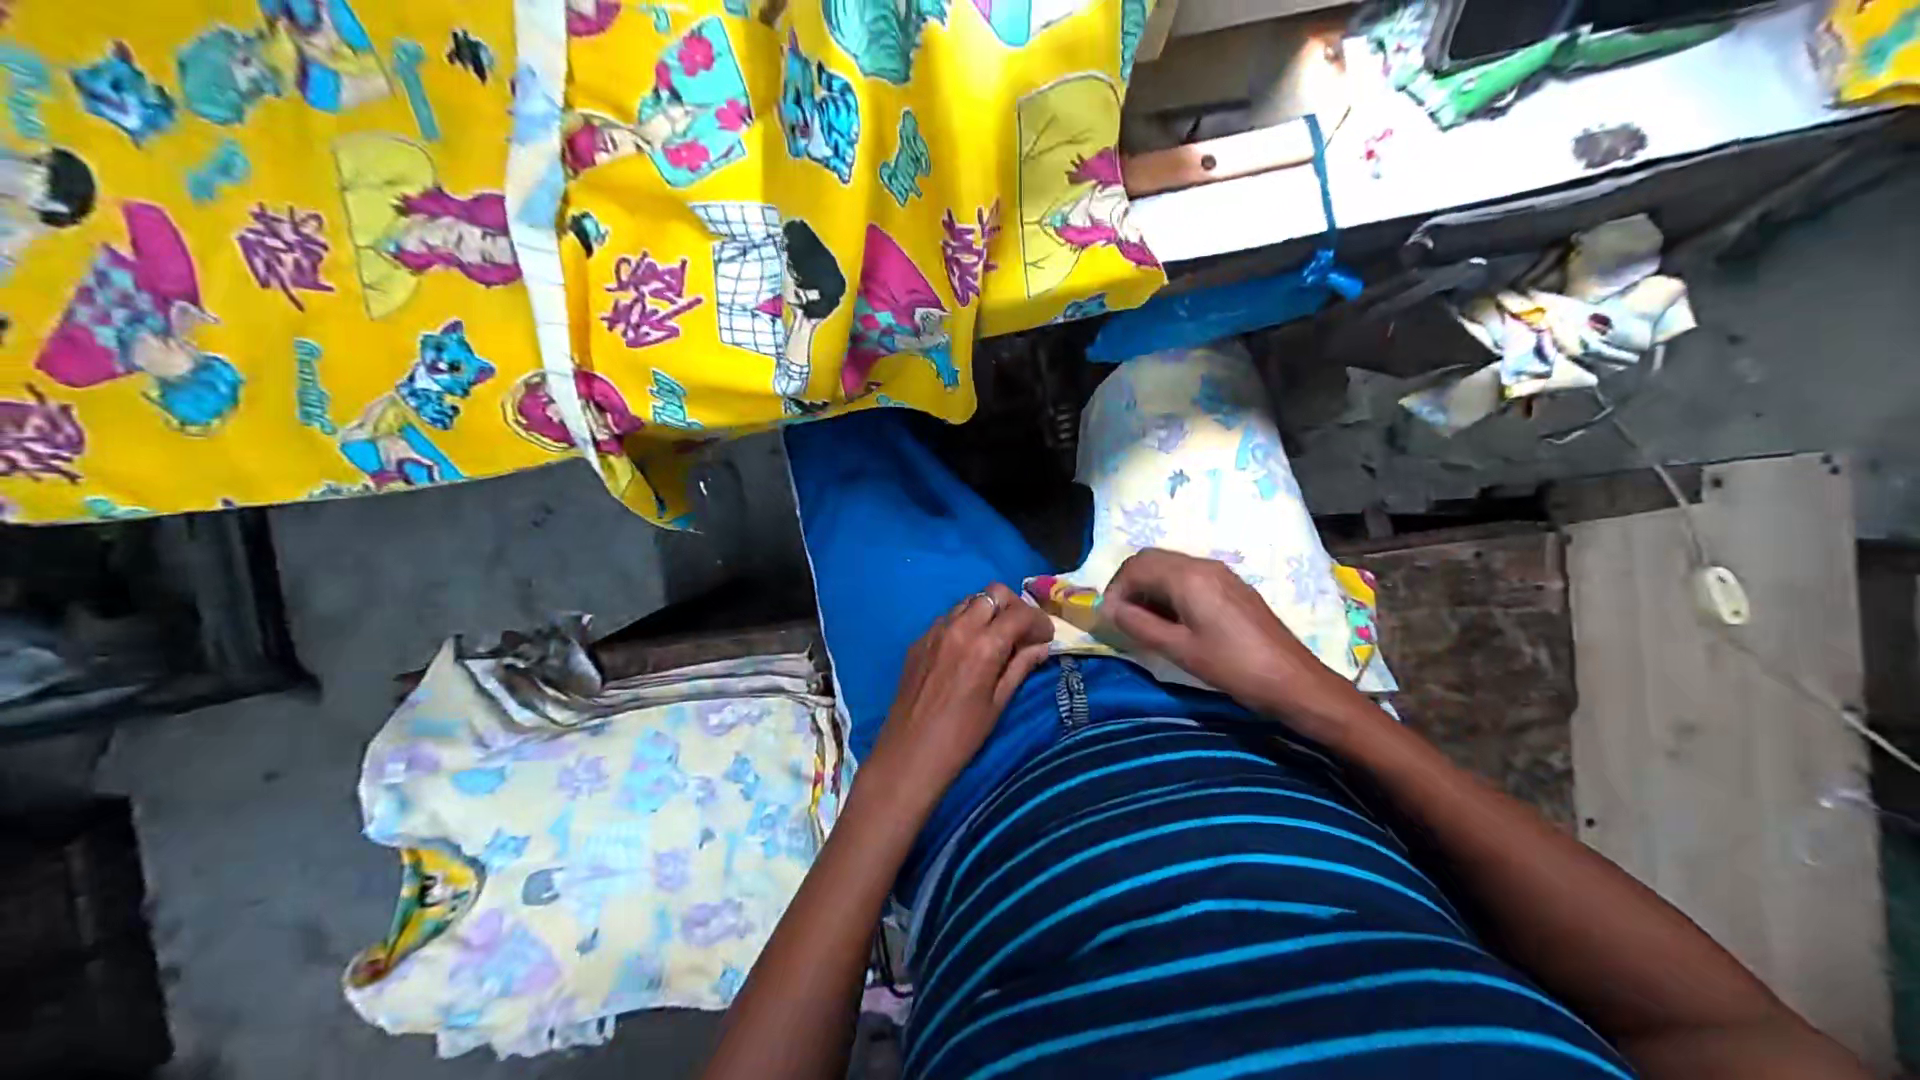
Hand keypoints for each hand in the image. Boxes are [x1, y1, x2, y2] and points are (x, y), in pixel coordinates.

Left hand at [860, 584, 1054, 817]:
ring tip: (996, 638)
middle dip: (1014, 607)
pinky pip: (948, 618)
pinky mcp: (918, 640)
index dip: (1039, 621)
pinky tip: (968, 649)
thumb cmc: (961, 736)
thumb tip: (1041, 646)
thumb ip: (1021, 666)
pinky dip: (965, 623)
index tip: (1045, 637)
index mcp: (984, 645)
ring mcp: (934, 631)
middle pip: (994, 593)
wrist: (909, 753)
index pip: (1020, 613)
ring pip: (969, 601)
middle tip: (1022, 632)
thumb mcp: (999, 702)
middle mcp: (959, 627)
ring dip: (988, 612)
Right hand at [1103, 548, 1358, 730]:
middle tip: (1122, 616)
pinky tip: (1173, 619)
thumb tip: (1111, 609)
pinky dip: (1171, 590)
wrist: (1293, 681)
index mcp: (1188, 577)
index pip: (1136, 566)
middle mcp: (1203, 565)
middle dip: (1130, 583)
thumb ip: (1139, 625)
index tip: (1109, 617)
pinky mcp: (1232, 586)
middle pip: (1152, 560)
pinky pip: (1190, 576)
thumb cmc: (1232, 667)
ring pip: (1171, 566)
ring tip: (1144, 621)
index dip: (1116, 588)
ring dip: (1150, 586)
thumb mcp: (1179, 650)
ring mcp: (1221, 573)